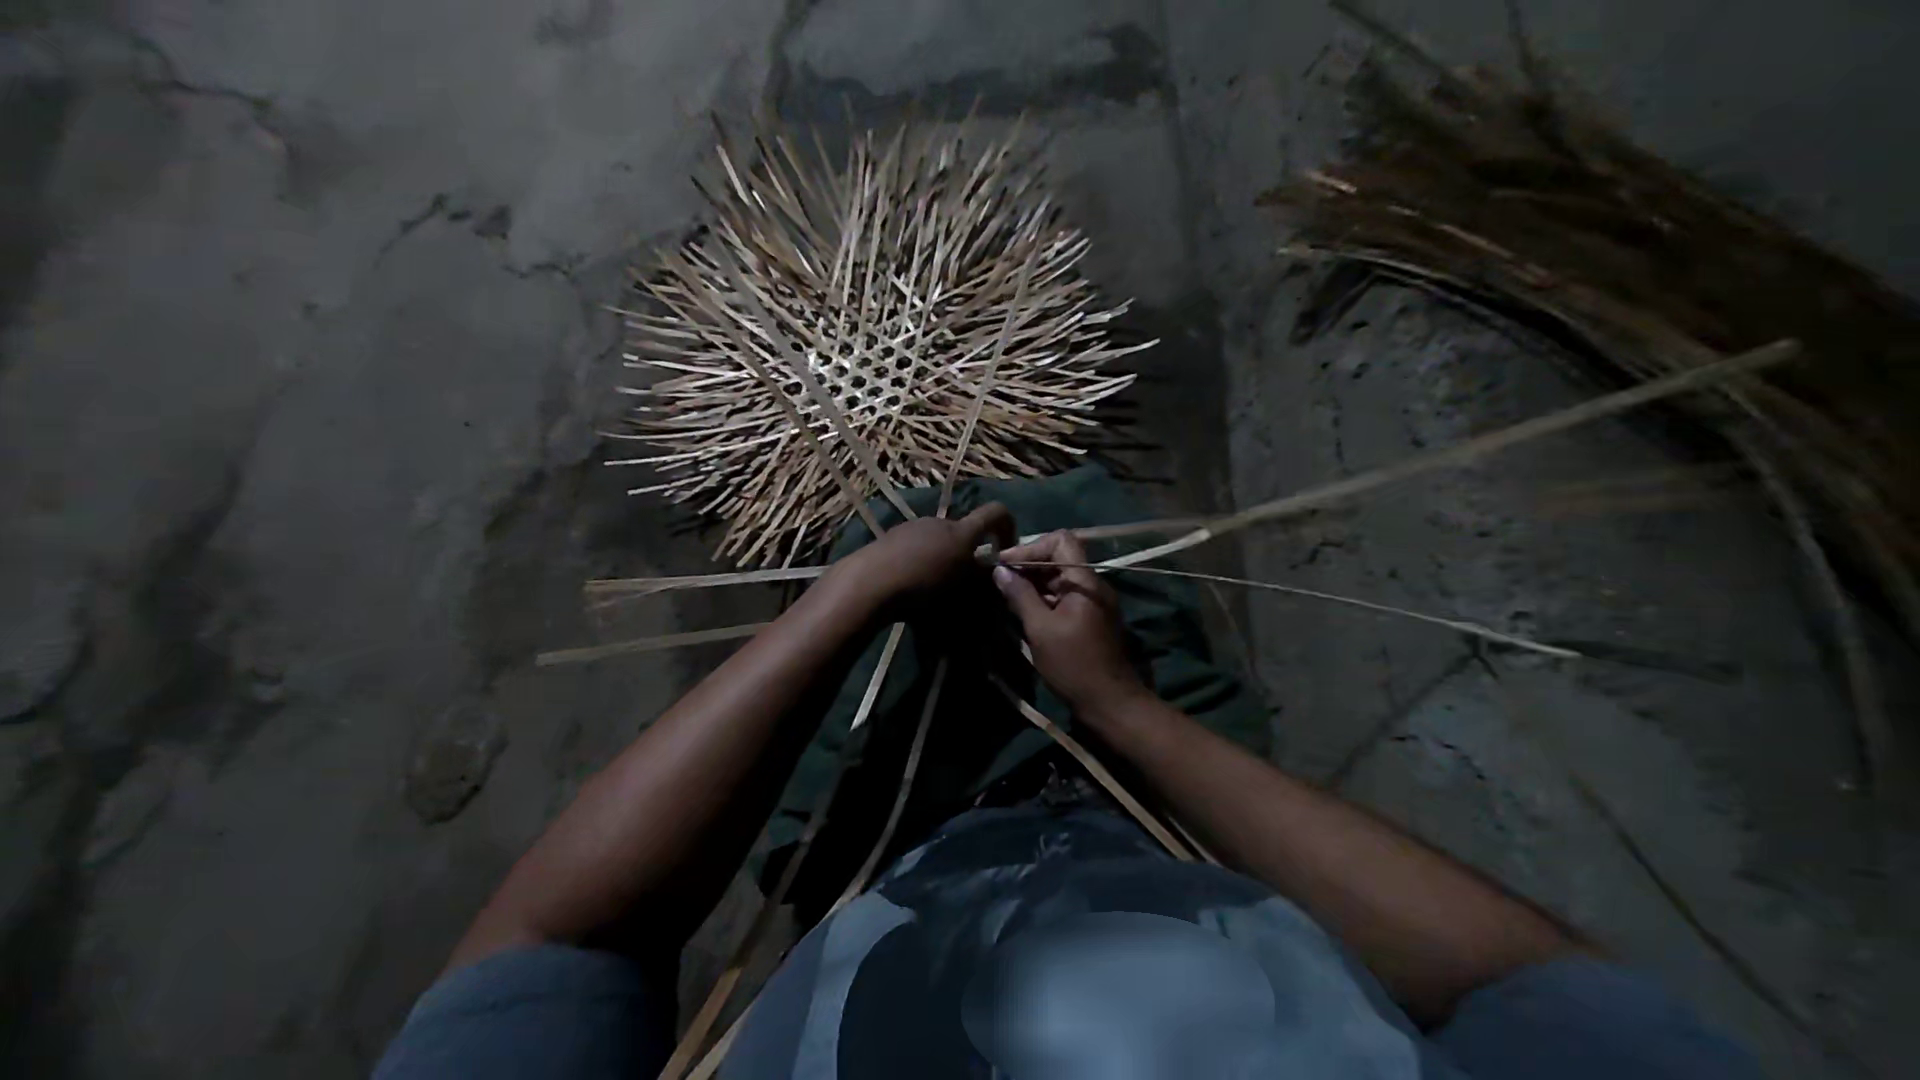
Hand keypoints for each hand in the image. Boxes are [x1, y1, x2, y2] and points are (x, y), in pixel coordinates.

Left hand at [821, 503, 1015, 614]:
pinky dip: (920, 558)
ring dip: (942, 556)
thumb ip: (980, 580)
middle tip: (963, 581)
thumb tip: (995, 572)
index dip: (1007, 526)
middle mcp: (940, 522)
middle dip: (968, 551)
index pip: (996, 513)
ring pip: (938, 538)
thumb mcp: (960, 592)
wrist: (868, 583)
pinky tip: (909, 582)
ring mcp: (914, 526)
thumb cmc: (921, 590)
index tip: (1005, 550)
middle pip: (963, 530)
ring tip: (932, 586)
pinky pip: (916, 544)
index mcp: (962, 533)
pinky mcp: (892, 535)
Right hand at [991, 530, 1147, 713]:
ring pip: (1059, 579)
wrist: (1109, 702)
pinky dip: (1043, 598)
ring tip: (1006, 594)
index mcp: (1085, 582)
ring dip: (1033, 583)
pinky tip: (1022, 610)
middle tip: (999, 579)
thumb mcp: (1040, 629)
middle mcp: (1093, 585)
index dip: (1030, 548)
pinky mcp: (1089, 618)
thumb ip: (1020, 596)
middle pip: (1059, 558)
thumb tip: (999, 571)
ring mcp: (1093, 602)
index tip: (1004, 565)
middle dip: (1028, 565)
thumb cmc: (1073, 664)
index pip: (1060, 541)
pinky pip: (1063, 597)